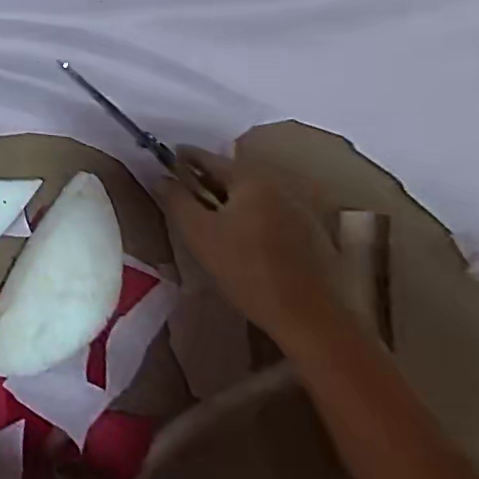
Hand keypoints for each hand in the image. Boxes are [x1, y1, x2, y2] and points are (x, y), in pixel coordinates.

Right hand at [162, 145, 345, 347]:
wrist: (313, 321)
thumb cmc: (247, 270)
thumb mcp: (198, 233)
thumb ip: (176, 199)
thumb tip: (163, 178)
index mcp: (253, 181)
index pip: (211, 158)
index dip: (185, 157)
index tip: (168, 159)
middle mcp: (282, 189)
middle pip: (236, 176)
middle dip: (209, 178)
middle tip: (185, 188)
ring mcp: (304, 214)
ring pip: (256, 197)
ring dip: (231, 199)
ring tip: (210, 214)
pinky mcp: (316, 239)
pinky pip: (274, 215)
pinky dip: (253, 216)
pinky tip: (243, 237)